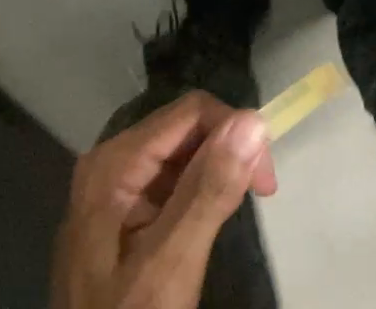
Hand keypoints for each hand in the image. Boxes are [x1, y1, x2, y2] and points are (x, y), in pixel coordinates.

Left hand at [52, 91, 277, 308]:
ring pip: (180, 150)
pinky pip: (169, 178)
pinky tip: (209, 217)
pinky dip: (199, 188)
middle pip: (184, 127)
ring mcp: (112, 186)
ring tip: (236, 207)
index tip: (265, 182)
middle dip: (228, 148)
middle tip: (260, 194)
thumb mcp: (170, 263)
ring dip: (216, 168)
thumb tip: (252, 121)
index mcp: (114, 164)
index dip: (235, 131)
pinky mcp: (120, 211)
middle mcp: (109, 162)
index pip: (190, 112)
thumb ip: (208, 191)